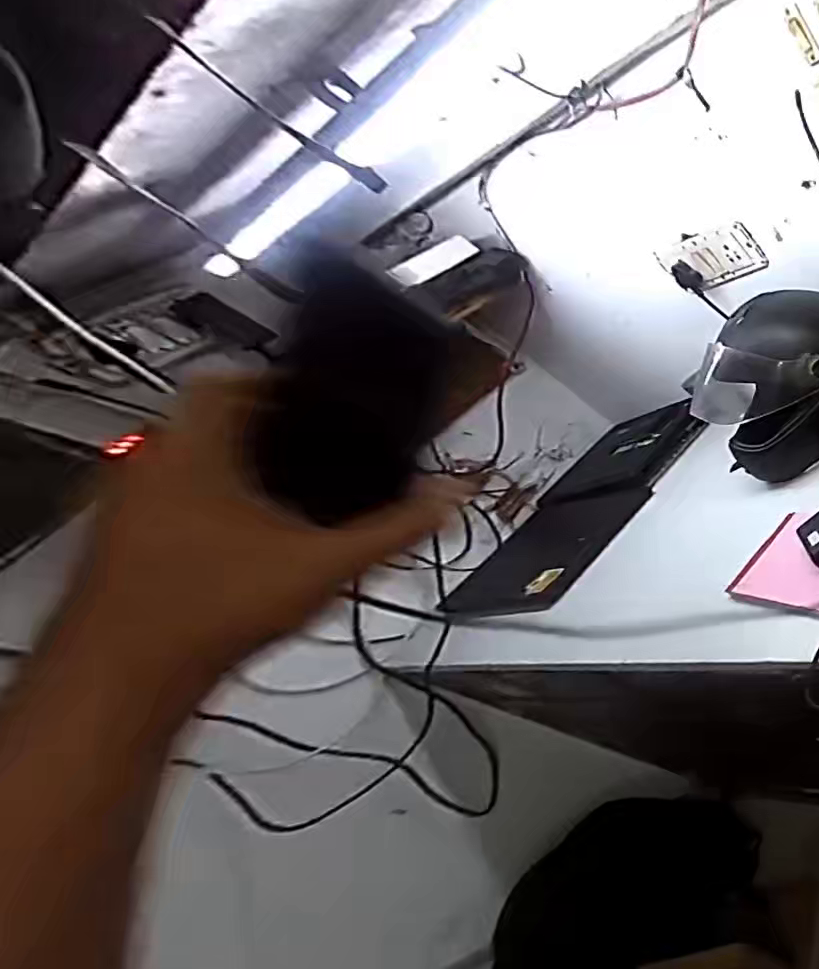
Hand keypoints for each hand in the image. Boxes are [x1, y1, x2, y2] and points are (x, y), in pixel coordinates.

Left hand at [59, 375, 463, 679]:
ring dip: (246, 460)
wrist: (123, 684)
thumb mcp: (333, 562)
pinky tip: (262, 524)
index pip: (222, 383)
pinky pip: (177, 493)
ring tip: (299, 476)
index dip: (276, 377)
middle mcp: (145, 474)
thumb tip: (452, 495)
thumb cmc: (206, 614)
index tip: (313, 388)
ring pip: (191, 458)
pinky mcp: (124, 541)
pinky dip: (222, 493)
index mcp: (189, 461)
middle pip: (211, 420)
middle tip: (320, 434)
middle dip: (271, 424)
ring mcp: (125, 509)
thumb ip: (403, 524)